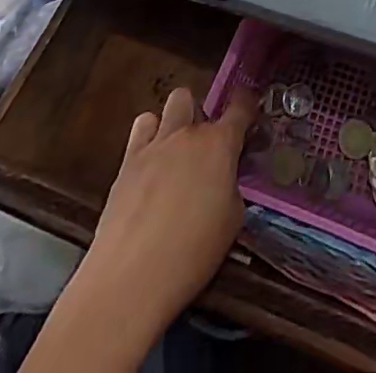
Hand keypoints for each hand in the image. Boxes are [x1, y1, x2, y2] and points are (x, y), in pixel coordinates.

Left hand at [23, 86, 254, 372]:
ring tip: (175, 150)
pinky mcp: (126, 162)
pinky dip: (148, 138)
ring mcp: (152, 145)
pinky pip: (140, 130)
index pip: (239, 109)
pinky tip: (151, 164)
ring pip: (164, 108)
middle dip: (200, 113)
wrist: (131, 276)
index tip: (249, 107)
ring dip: (172, 122)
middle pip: (191, 99)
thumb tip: (223, 179)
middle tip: (205, 143)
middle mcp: (185, 135)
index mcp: (219, 145)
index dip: (247, 104)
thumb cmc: (193, 252)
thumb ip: (231, 187)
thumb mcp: (233, 220)